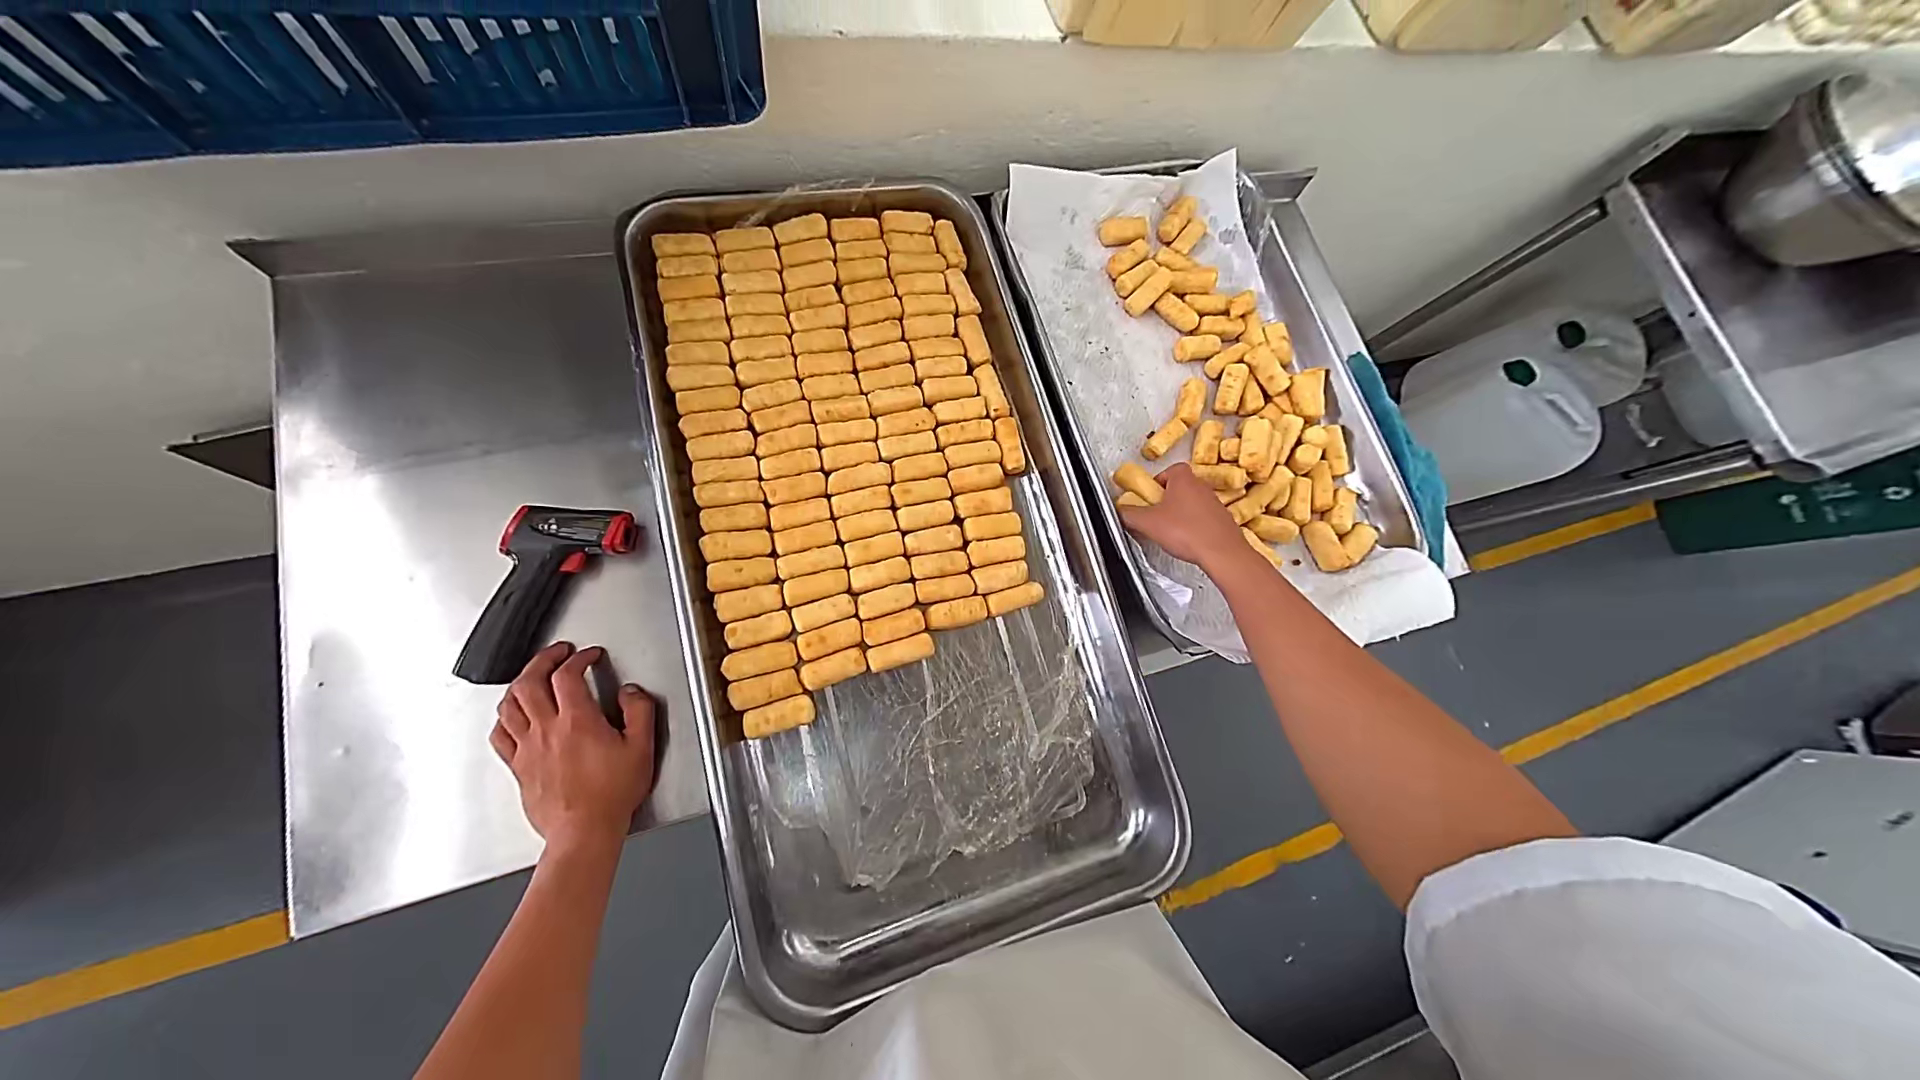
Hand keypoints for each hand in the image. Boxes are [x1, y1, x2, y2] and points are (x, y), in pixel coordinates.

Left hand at [490, 642, 656, 852]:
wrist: (583, 831)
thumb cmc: (612, 794)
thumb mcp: (642, 747)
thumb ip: (639, 712)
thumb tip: (630, 692)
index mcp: (577, 722)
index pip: (567, 675)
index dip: (579, 658)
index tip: (590, 655)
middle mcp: (546, 731)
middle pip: (529, 682)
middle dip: (543, 660)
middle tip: (558, 653)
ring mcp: (528, 748)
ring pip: (508, 704)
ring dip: (520, 682)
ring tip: (534, 676)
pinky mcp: (518, 766)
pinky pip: (500, 734)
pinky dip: (504, 717)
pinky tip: (514, 715)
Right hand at [1118, 463, 1249, 574]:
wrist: (1222, 553)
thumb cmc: (1187, 532)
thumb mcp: (1147, 523)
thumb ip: (1129, 514)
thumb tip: (1121, 511)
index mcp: (1184, 480)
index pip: (1170, 469)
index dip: (1158, 481)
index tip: (1149, 495)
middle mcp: (1202, 487)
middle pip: (1180, 486)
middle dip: (1166, 499)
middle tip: (1155, 514)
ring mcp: (1215, 503)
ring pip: (1192, 503)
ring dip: (1180, 513)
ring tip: (1170, 530)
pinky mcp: (1223, 521)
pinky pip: (1203, 518)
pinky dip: (1193, 526)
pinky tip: (1186, 540)